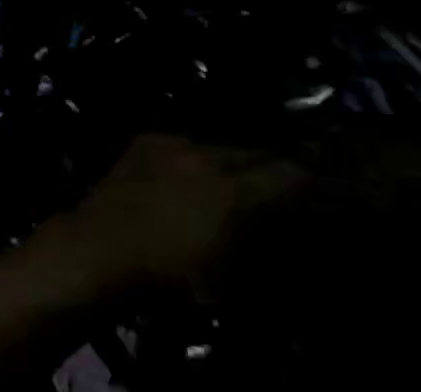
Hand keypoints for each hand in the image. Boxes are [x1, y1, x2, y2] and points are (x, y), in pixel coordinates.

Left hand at [45, 134, 302, 295]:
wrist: (99, 247)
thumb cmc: (168, 275)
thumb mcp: (227, 277)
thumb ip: (257, 248)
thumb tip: (274, 234)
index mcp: (231, 191)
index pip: (283, 176)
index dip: (305, 179)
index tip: (321, 184)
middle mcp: (202, 158)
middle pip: (248, 152)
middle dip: (269, 165)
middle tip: (282, 179)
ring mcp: (168, 145)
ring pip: (212, 146)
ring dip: (229, 159)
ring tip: (239, 174)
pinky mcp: (141, 142)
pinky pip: (180, 143)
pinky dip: (193, 155)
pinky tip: (195, 169)